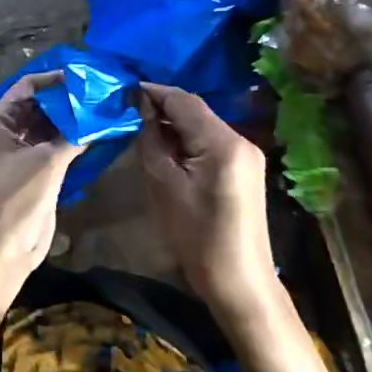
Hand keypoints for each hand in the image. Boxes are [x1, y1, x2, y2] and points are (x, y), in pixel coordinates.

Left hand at [0, 71, 83, 287]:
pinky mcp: (37, 174)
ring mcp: (23, 154)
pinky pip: (58, 149)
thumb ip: (73, 136)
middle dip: (69, 100)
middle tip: (104, 92)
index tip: (86, 77)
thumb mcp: (45, 162)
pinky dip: (76, 142)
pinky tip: (102, 134)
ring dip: (75, 121)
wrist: (0, 251)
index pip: (27, 87)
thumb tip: (100, 116)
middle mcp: (9, 133)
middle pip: (41, 106)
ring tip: (108, 109)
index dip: (54, 79)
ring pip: (51, 128)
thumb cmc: (14, 199)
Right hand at [137, 82, 278, 313]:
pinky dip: (188, 140)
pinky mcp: (245, 168)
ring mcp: (247, 154)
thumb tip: (141, 107)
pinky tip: (166, 148)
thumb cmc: (196, 237)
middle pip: (195, 110)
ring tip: (140, 127)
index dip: (153, 91)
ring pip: (203, 125)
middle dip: (162, 107)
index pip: (183, 100)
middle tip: (127, 109)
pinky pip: (211, 142)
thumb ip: (151, 140)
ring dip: (174, 123)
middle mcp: (241, 140)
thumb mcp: (163, 185)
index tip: (123, 89)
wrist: (239, 282)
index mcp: (223, 143)